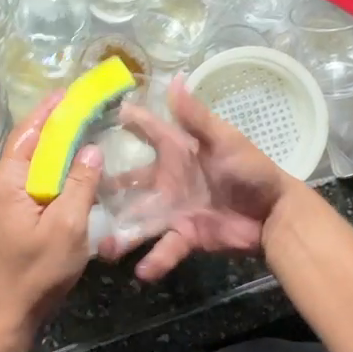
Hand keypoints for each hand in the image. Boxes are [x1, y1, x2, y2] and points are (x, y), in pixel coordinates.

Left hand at [0, 94, 103, 333]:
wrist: (10, 312)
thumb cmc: (37, 270)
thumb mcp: (67, 227)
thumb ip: (80, 185)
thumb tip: (92, 149)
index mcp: (9, 180)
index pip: (30, 132)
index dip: (51, 109)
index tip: (73, 91)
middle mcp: (4, 183)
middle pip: (31, 142)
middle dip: (57, 121)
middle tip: (86, 104)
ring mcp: (9, 199)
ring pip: (36, 160)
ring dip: (58, 142)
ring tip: (86, 126)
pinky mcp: (19, 214)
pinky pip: (39, 178)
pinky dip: (58, 165)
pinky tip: (78, 165)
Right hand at [103, 77, 298, 281]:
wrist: (276, 216)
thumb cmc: (251, 172)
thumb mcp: (225, 141)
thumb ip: (196, 117)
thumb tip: (176, 79)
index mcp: (179, 151)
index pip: (147, 131)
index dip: (126, 122)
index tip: (93, 116)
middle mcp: (169, 180)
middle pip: (131, 183)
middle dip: (106, 188)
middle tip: (77, 192)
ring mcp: (174, 210)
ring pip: (139, 220)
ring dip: (121, 234)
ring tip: (101, 247)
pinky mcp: (185, 236)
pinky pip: (165, 248)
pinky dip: (155, 260)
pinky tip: (142, 272)